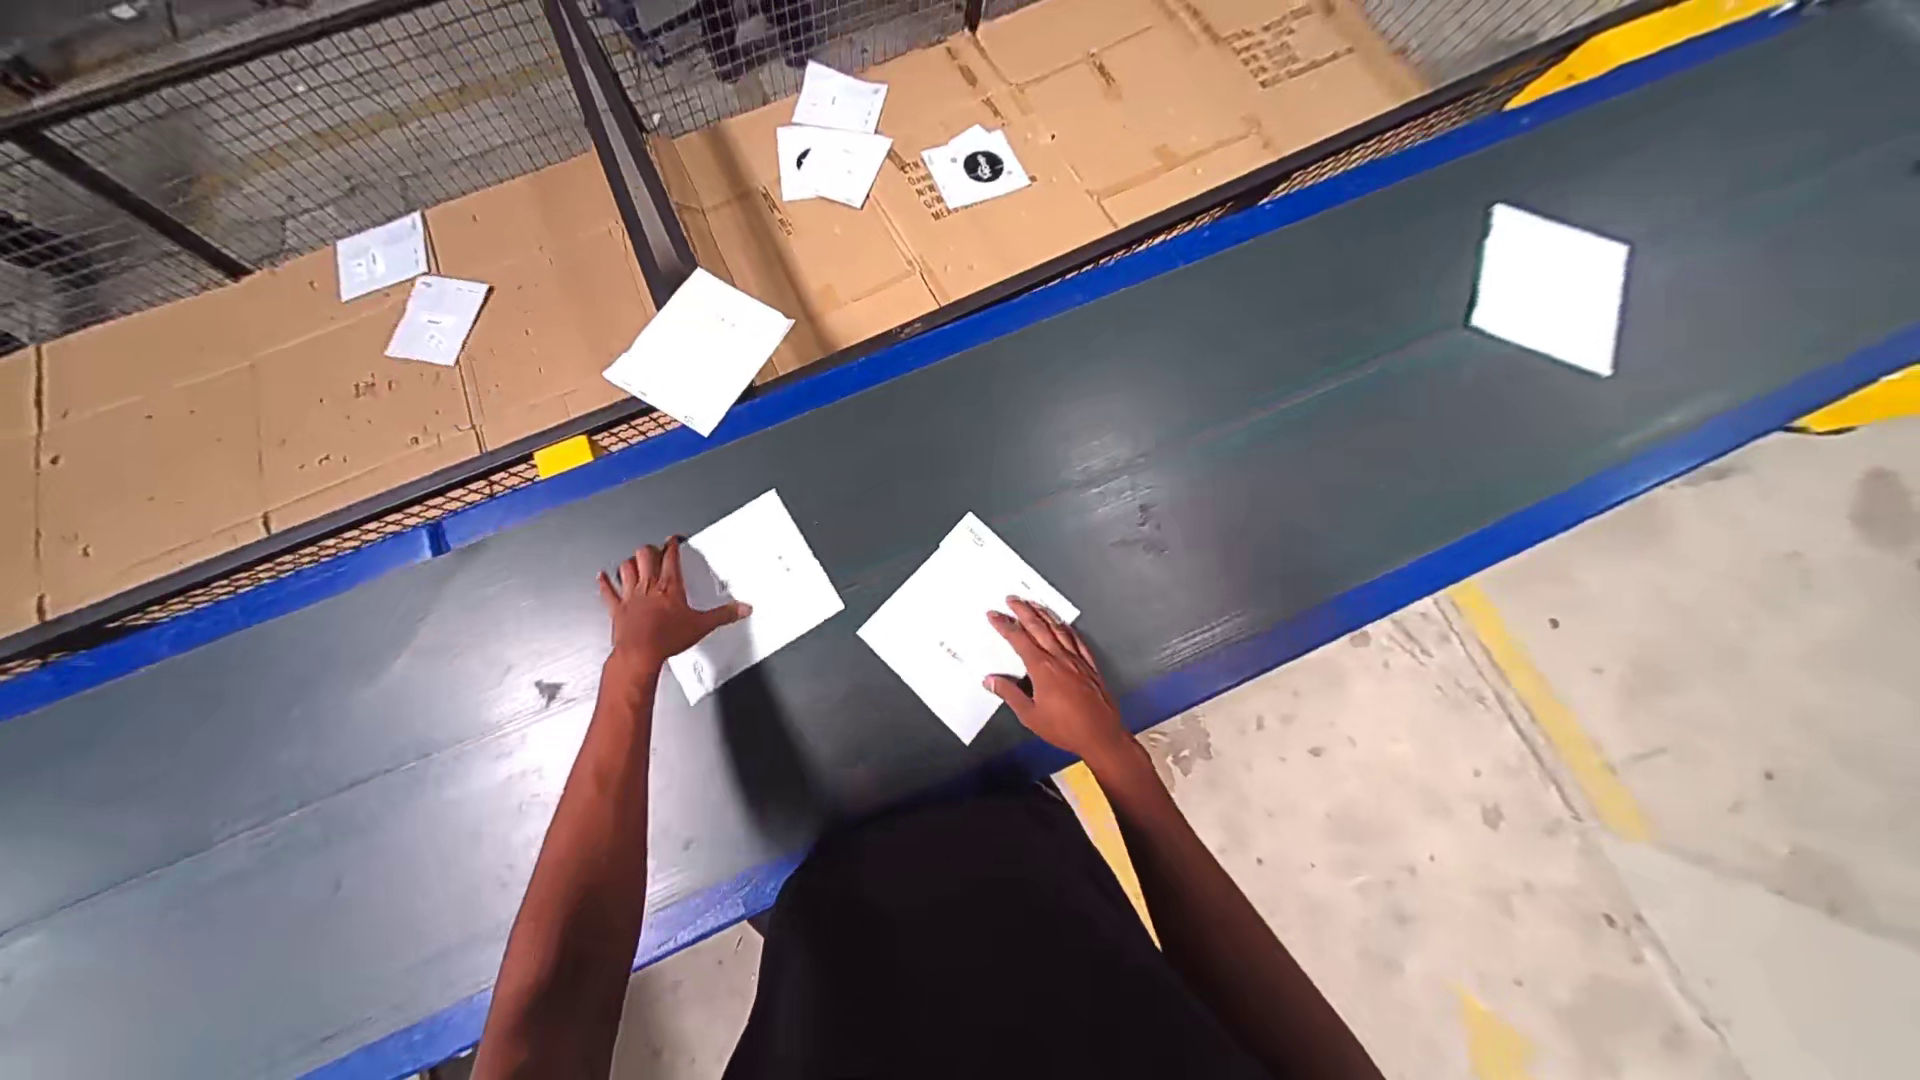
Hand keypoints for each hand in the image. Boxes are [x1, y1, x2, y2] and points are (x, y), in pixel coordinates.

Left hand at [598, 537, 750, 672]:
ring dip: (631, 562)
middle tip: (656, 550)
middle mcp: (648, 586)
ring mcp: (630, 595)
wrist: (640, 653)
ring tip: (635, 560)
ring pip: (626, 567)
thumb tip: (742, 609)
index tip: (674, 540)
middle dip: (651, 549)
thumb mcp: (702, 626)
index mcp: (670, 586)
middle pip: (645, 555)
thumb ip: (724, 615)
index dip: (673, 545)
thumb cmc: (667, 638)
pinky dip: (604, 582)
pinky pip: (608, 591)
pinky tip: (602, 576)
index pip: (671, 557)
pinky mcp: (617, 608)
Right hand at [984, 597, 1130, 765]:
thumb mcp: (1030, 715)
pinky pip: (1076, 640)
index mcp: (1042, 668)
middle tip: (1013, 599)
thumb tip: (991, 681)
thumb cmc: (1066, 728)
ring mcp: (1076, 660)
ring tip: (1034, 604)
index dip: (1004, 625)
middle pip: (1038, 626)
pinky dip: (1066, 628)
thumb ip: (1009, 694)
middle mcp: (1059, 658)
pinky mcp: (1089, 666)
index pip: (1018, 639)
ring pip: (1057, 629)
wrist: (1101, 735)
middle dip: (1023, 610)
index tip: (994, 615)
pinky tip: (1063, 625)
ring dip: (1044, 614)